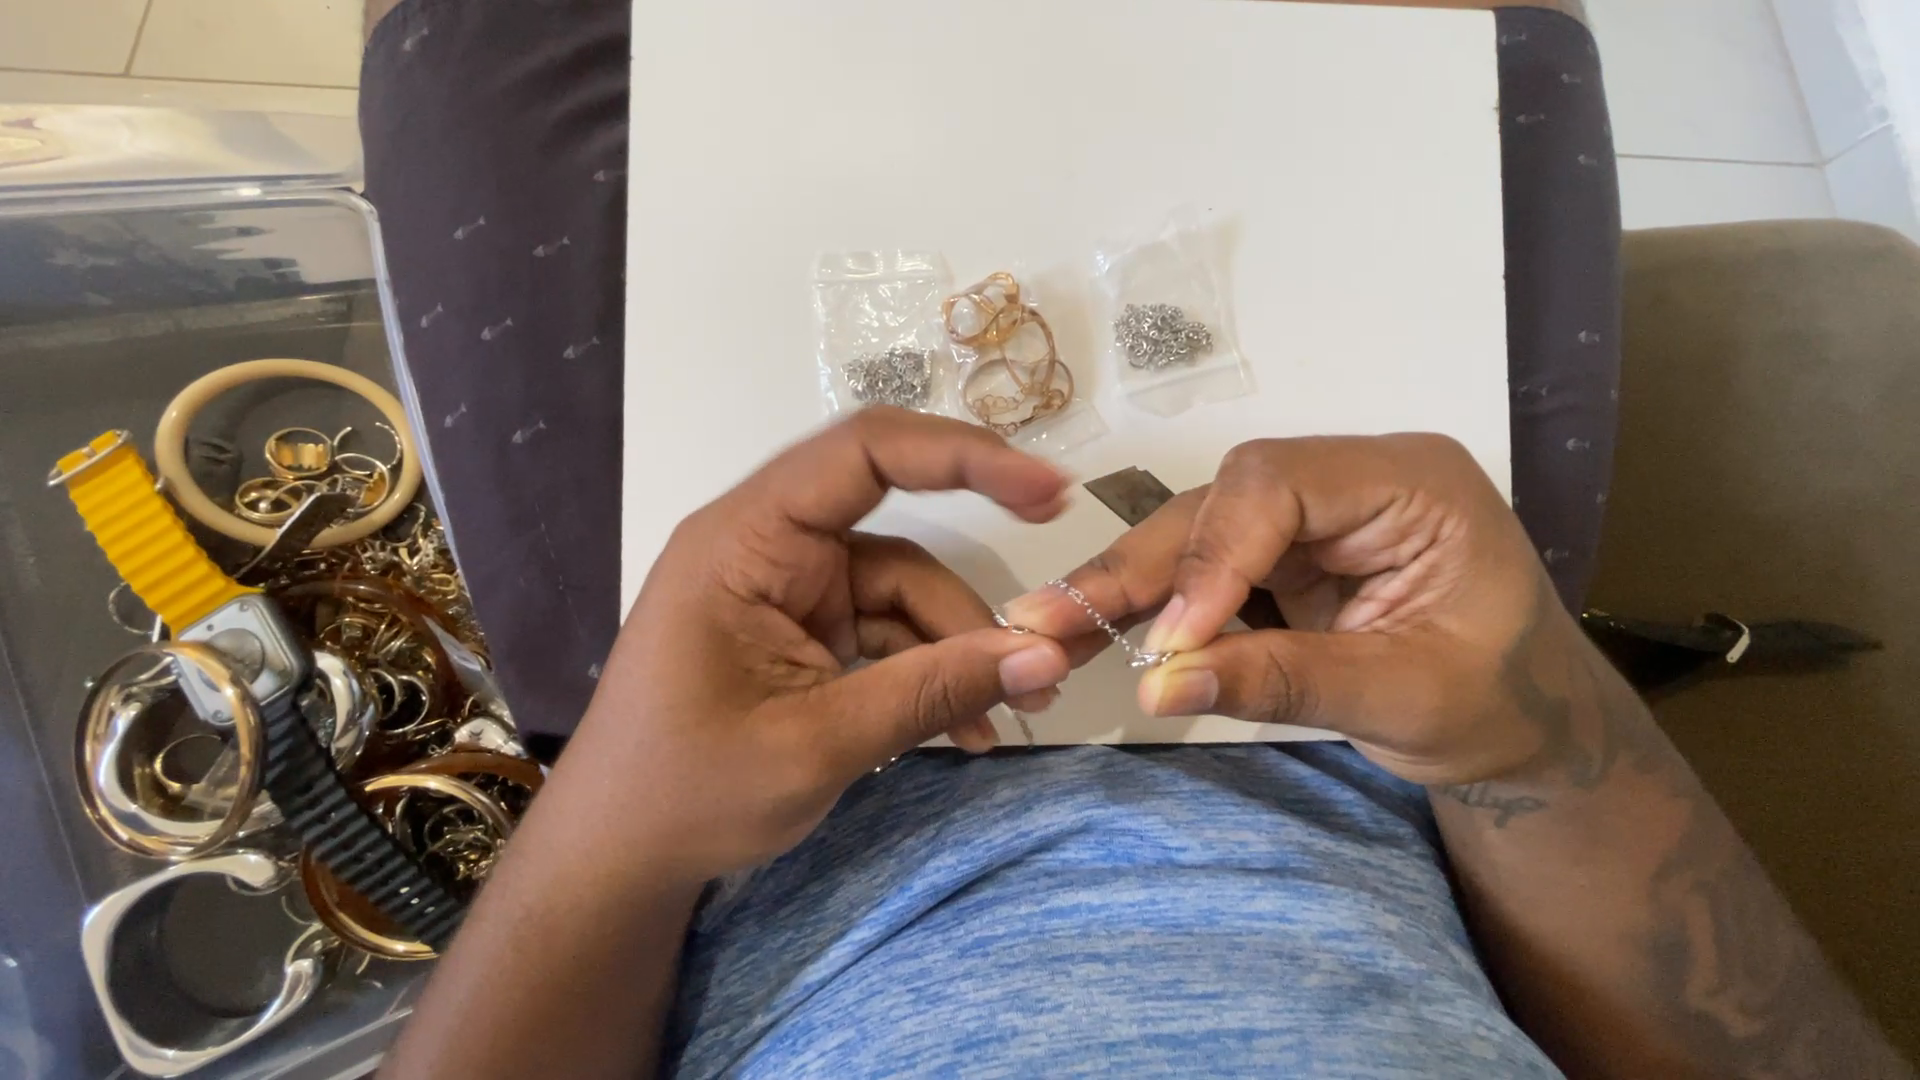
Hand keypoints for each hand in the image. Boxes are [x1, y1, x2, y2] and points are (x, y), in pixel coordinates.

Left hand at [577, 408, 1071, 882]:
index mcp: (747, 541)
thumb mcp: (816, 745)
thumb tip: (1044, 656)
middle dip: (969, 603)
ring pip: (905, 599)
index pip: (862, 455)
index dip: (962, 455)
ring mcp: (792, 593)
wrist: (618, 859)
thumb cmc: (685, 795)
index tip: (1045, 490)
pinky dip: (931, 676)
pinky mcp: (807, 632)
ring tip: (1007, 717)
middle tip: (1047, 643)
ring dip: (959, 655)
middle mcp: (772, 549)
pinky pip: (889, 637)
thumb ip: (931, 693)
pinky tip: (968, 727)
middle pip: (899, 543)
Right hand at [1003, 434, 1582, 786]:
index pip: (1275, 486)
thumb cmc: (1500, 709)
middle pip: (1213, 508)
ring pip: (1188, 537)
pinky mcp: (1273, 561)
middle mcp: (1341, 483)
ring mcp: (1301, 521)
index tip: (1171, 639)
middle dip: (1134, 571)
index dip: (1211, 556)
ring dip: (1120, 588)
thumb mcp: (1406, 700)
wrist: (1528, 732)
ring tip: (1044, 627)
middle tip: (1046, 619)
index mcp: (1406, 484)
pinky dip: (1144, 609)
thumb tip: (1158, 684)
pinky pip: (1194, 574)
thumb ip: (1283, 681)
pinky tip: (1086, 629)